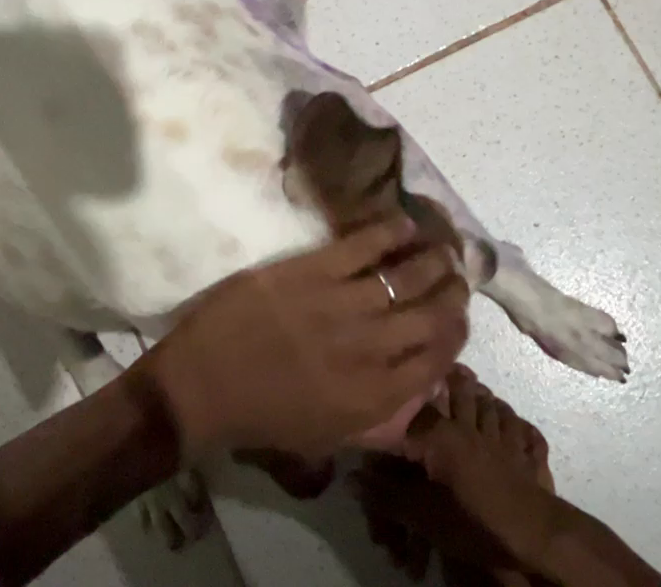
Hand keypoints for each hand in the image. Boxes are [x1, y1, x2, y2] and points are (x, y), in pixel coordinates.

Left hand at [134, 218, 467, 459]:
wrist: (201, 387)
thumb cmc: (263, 416)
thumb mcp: (329, 436)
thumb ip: (381, 419)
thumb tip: (423, 390)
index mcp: (375, 395)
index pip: (438, 359)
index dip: (456, 334)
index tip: (459, 316)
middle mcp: (371, 349)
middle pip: (432, 314)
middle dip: (454, 293)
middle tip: (459, 275)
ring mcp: (343, 306)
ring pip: (407, 277)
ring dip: (433, 260)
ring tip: (444, 247)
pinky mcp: (313, 271)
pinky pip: (364, 245)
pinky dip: (391, 232)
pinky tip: (406, 224)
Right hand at [353, 367, 561, 578]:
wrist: (530, 535)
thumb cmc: (471, 522)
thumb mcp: (421, 515)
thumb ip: (387, 495)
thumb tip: (350, 479)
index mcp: (443, 436)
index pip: (421, 406)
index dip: (412, 390)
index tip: (406, 371)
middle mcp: (473, 429)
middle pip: (464, 394)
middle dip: (455, 379)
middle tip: (447, 365)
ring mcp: (505, 441)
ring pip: (495, 407)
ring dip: (486, 396)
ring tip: (478, 385)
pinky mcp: (530, 458)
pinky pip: (527, 432)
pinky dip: (520, 423)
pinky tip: (516, 419)